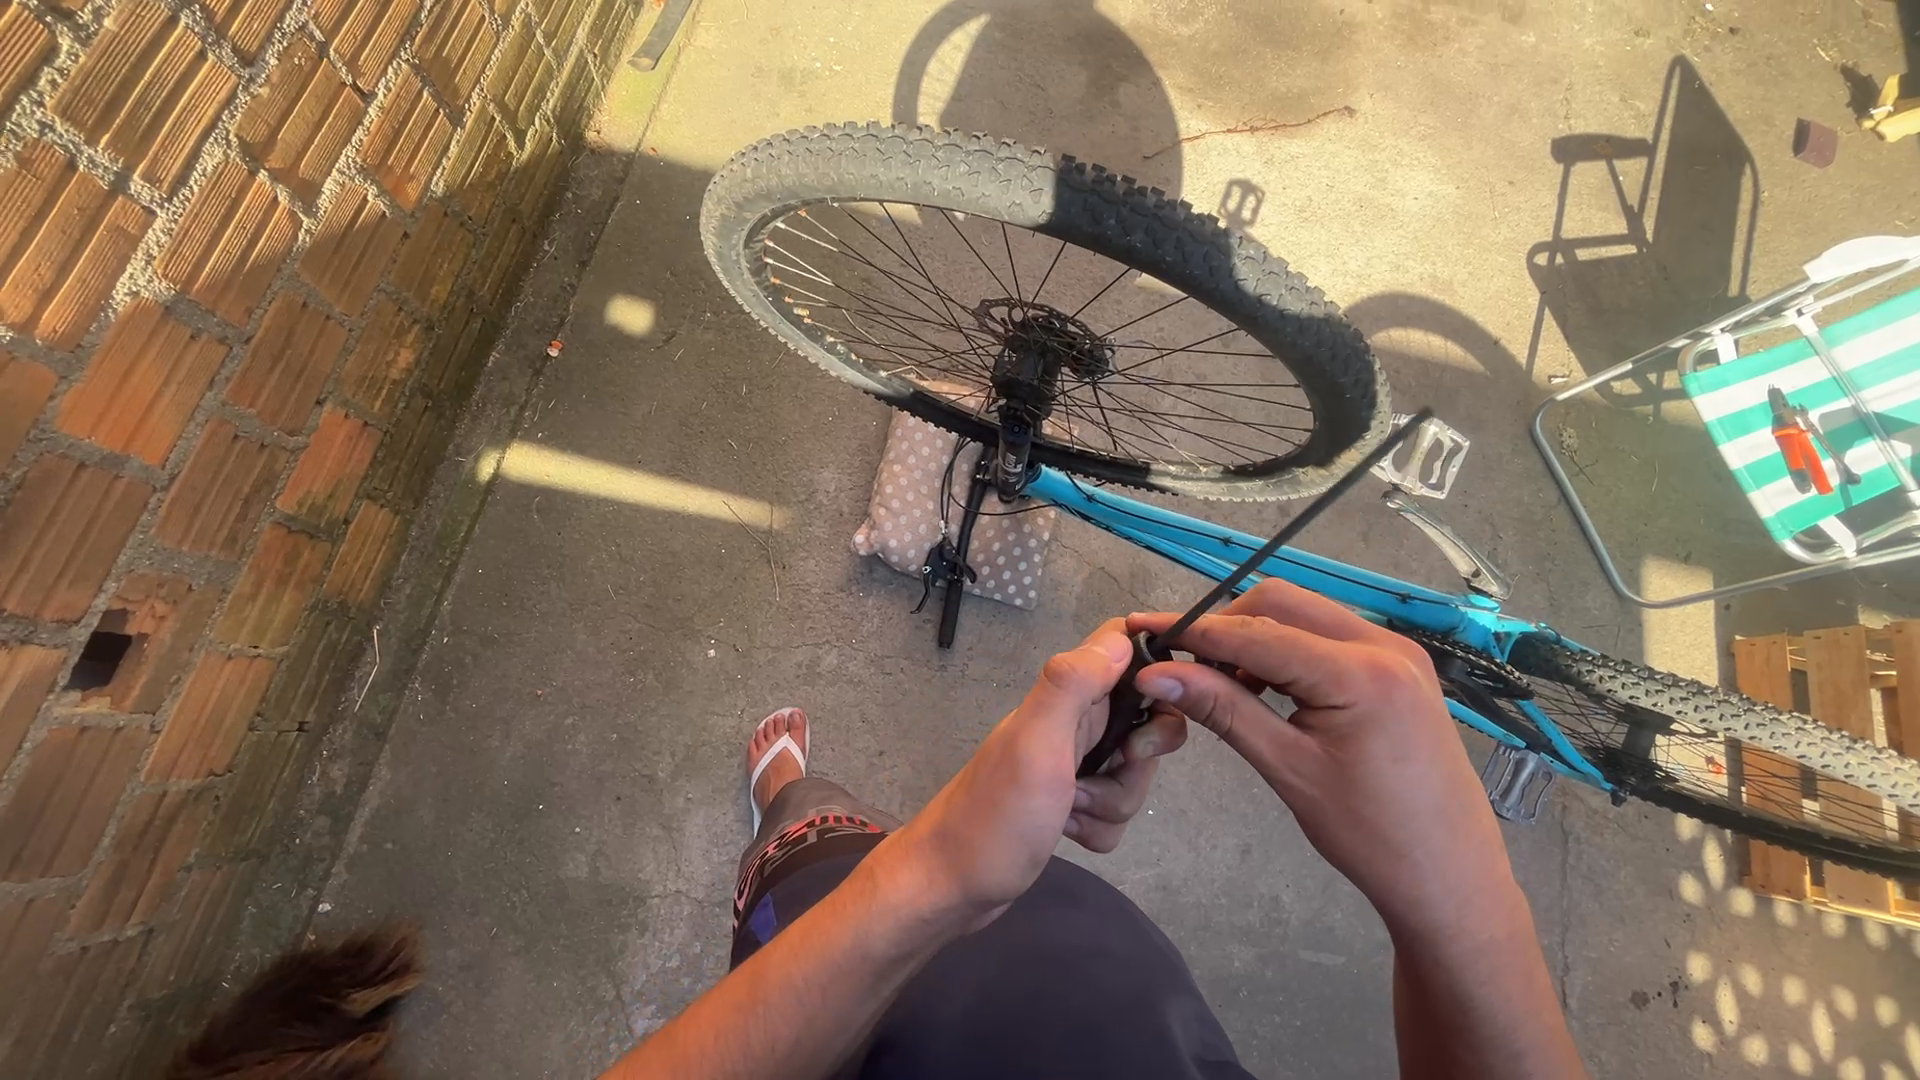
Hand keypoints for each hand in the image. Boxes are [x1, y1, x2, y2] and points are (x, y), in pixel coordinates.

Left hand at [891, 619, 1187, 924]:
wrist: (951, 887)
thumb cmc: (995, 815)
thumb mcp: (1036, 743)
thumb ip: (1072, 685)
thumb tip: (1122, 635)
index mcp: (1063, 696)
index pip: (1120, 648)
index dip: (1153, 669)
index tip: (1156, 710)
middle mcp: (1068, 721)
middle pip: (1142, 720)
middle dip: (1137, 761)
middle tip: (1106, 774)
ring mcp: (1069, 764)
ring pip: (1131, 772)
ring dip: (1111, 801)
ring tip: (1069, 812)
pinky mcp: (1068, 804)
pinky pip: (1112, 810)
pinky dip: (1097, 827)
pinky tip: (1067, 834)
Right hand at [1127, 581, 1517, 939]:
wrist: (1451, 877)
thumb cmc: (1369, 835)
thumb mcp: (1286, 768)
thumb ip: (1221, 709)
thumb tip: (1154, 675)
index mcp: (1359, 673)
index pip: (1256, 634)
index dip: (1193, 629)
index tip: (1142, 627)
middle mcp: (1383, 644)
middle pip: (1280, 602)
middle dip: (1225, 625)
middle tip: (1185, 663)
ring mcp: (1395, 651)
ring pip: (1302, 612)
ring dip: (1254, 634)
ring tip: (1222, 681)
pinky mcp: (1397, 664)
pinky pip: (1325, 633)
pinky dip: (1285, 646)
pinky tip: (1266, 686)